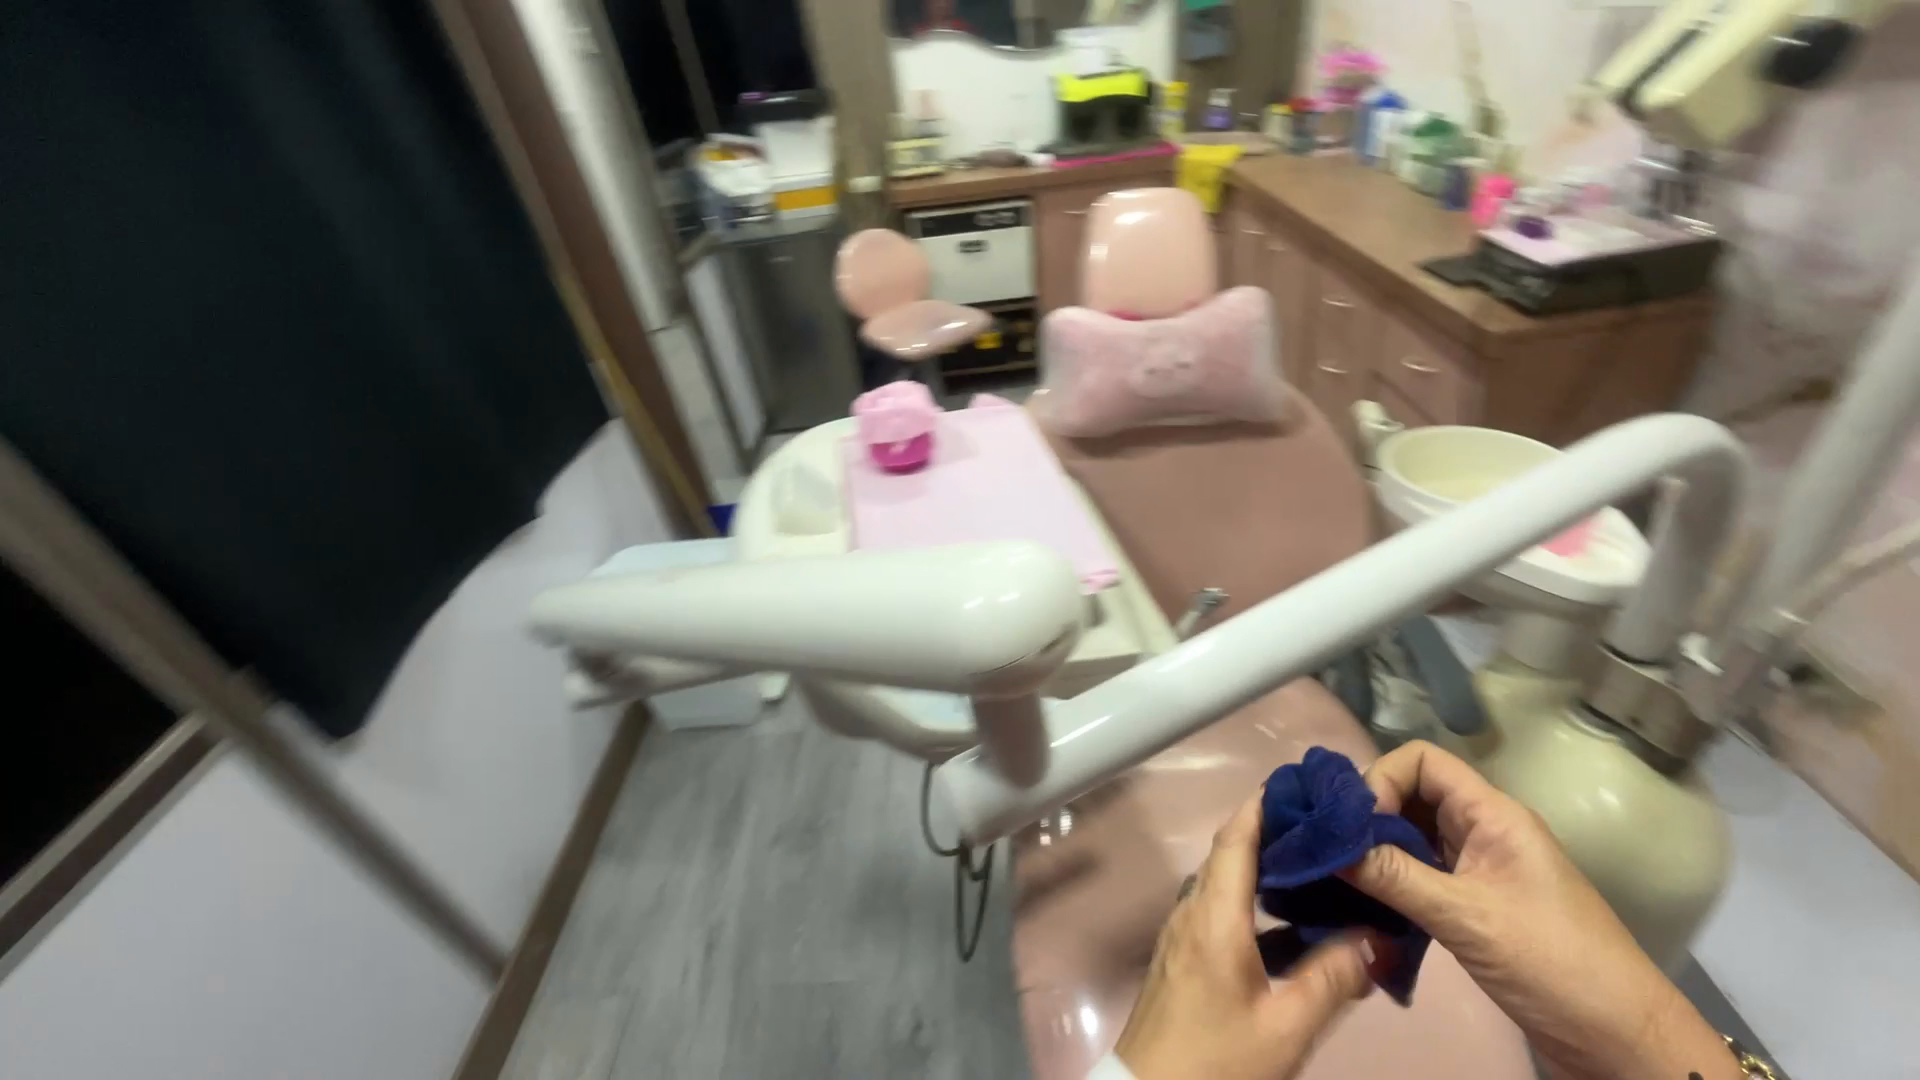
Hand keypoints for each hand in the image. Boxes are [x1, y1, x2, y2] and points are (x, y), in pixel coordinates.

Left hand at [1114, 795, 1376, 1079]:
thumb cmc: (1217, 1061)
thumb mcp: (1286, 1028)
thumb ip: (1331, 980)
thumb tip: (1375, 938)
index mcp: (1214, 915)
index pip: (1235, 839)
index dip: (1262, 806)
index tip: (1296, 787)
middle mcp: (1191, 910)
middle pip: (1228, 854)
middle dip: (1268, 832)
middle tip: (1320, 827)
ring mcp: (1180, 932)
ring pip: (1222, 882)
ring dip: (1258, 867)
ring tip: (1310, 867)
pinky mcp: (1180, 955)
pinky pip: (1216, 908)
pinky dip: (1248, 899)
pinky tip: (1282, 923)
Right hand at [1339, 741, 1742, 1079]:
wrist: (1624, 1042)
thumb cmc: (1554, 964)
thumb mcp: (1466, 917)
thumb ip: (1392, 876)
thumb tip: (1323, 845)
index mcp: (1492, 814)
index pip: (1422, 760)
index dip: (1382, 778)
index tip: (1356, 823)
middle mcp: (1483, 828)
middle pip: (1412, 793)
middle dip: (1369, 813)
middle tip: (1335, 848)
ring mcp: (1479, 865)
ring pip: (1412, 833)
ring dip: (1376, 847)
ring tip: (1340, 871)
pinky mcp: (1474, 900)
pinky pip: (1420, 869)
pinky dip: (1390, 876)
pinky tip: (1366, 897)